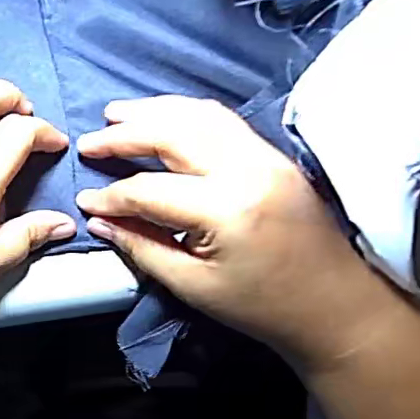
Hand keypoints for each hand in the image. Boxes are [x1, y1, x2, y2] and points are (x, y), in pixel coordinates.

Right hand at [74, 96, 412, 371]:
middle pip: (174, 133)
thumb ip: (141, 247)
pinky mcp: (275, 157)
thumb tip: (101, 221)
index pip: (150, 189)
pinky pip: (224, 121)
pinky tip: (166, 120)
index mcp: (225, 208)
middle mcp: (246, 169)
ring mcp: (266, 156)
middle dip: (126, 133)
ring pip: (200, 115)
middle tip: (91, 140)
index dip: (111, 196)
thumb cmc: (261, 307)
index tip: (85, 200)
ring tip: (119, 115)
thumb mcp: (191, 285)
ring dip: (156, 111)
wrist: (334, 306)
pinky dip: (187, 115)